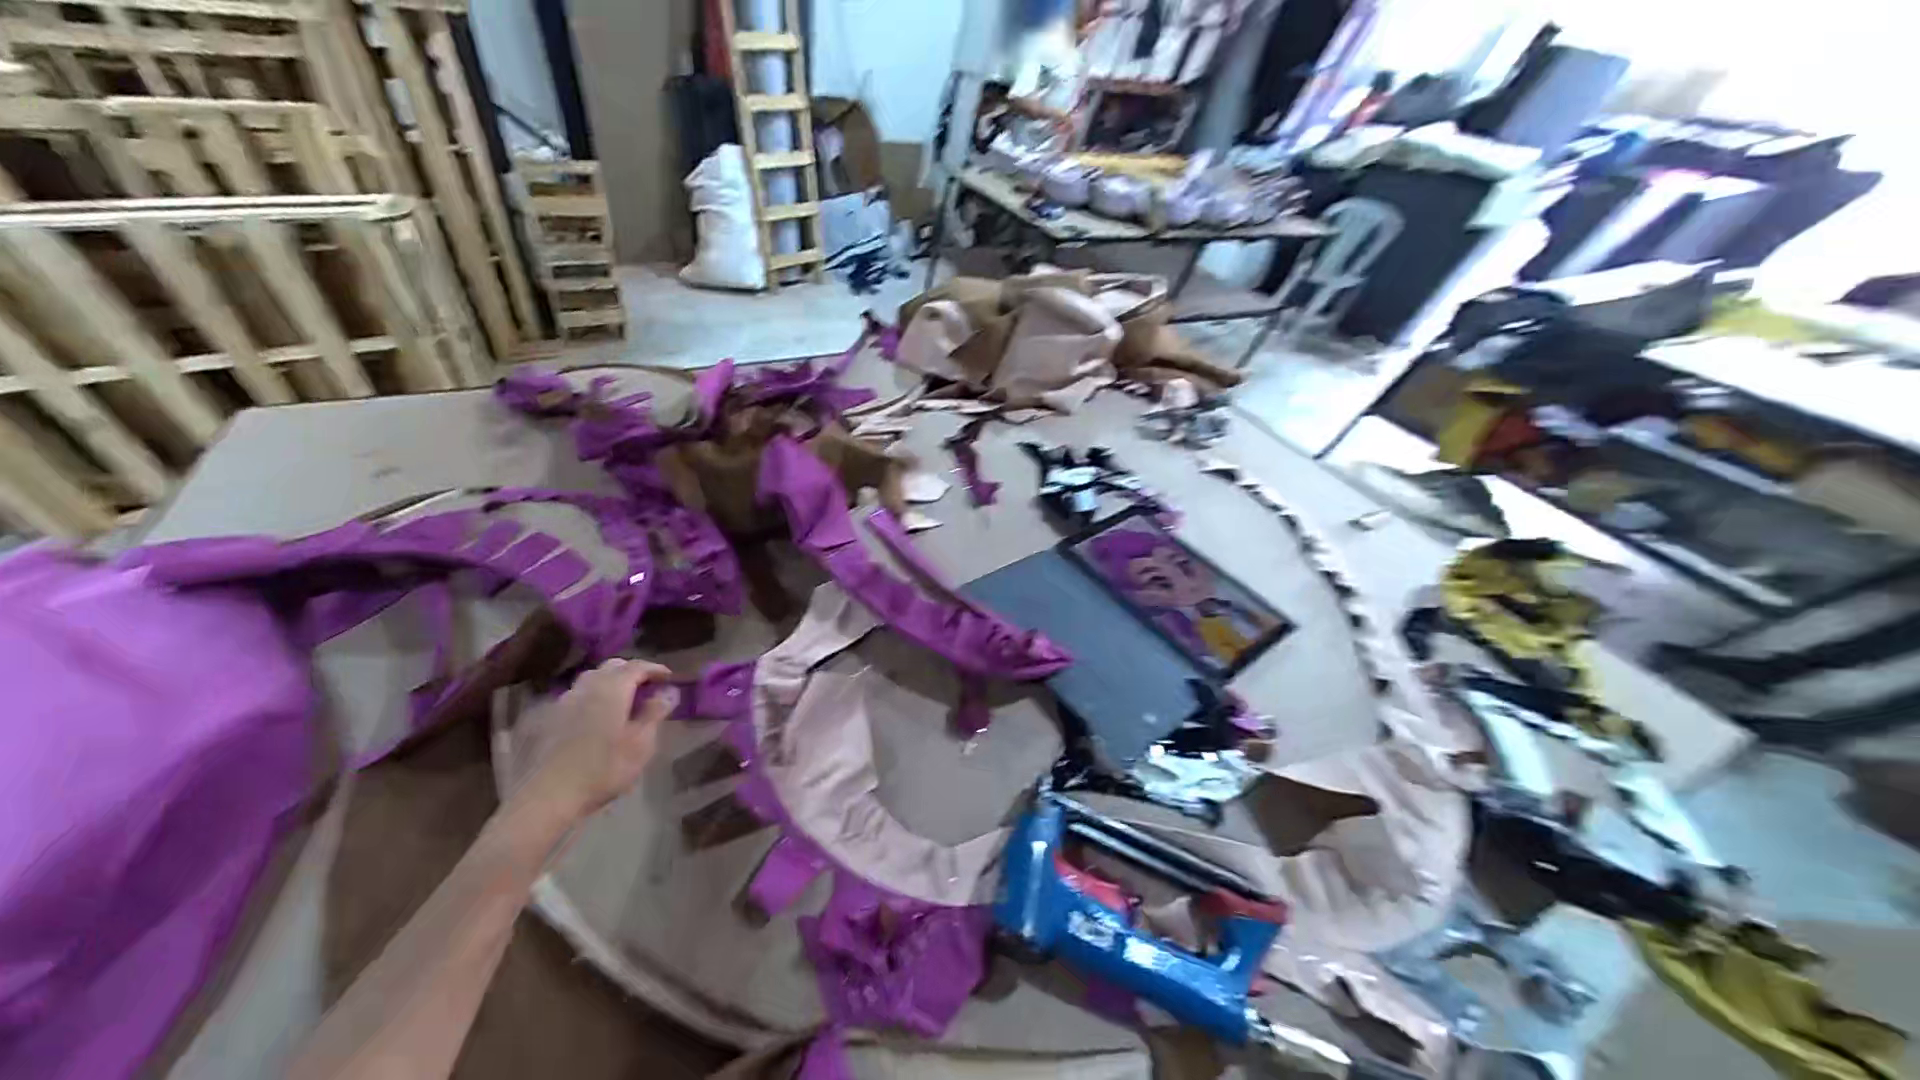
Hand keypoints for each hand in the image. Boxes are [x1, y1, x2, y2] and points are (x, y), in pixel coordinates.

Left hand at [514, 658, 677, 823]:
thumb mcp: (641, 744)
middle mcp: (586, 687)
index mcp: (612, 689)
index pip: (637, 666)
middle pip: (612, 667)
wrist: (548, 796)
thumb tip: (669, 691)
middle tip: (647, 687)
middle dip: (632, 671)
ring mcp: (563, 701)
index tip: (670, 678)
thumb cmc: (603, 769)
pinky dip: (592, 697)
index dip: (655, 669)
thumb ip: (655, 712)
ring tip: (623, 699)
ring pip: (591, 679)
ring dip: (610, 682)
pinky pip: (576, 696)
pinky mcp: (548, 718)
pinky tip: (596, 716)